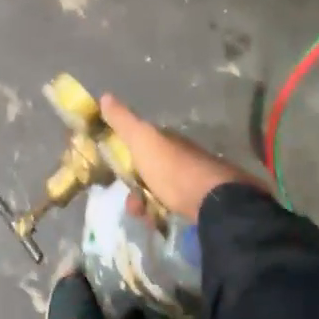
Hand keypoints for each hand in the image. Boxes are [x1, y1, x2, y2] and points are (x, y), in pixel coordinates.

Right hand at [100, 94, 264, 222]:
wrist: (214, 201)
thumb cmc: (172, 169)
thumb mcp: (142, 141)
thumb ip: (123, 121)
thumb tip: (104, 95)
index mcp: (166, 139)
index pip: (142, 142)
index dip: (126, 156)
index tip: (114, 172)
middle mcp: (180, 155)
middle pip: (150, 170)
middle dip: (136, 188)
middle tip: (133, 206)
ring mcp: (193, 179)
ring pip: (160, 191)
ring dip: (147, 205)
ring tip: (146, 218)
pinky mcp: (202, 202)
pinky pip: (174, 206)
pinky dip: (163, 214)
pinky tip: (160, 223)